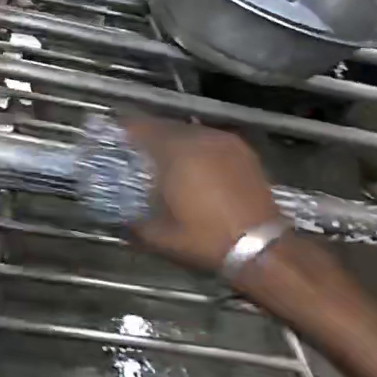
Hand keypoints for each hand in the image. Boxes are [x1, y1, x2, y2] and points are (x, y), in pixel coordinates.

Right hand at [127, 118, 283, 273]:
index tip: (112, 139)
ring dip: (173, 141)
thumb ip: (129, 217)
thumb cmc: (204, 238)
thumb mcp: (156, 233)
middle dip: (147, 136)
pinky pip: (209, 140)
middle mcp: (198, 138)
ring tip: (165, 159)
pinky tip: (193, 165)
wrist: (263, 251)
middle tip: (136, 152)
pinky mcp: (243, 152)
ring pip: (187, 131)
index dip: (122, 130)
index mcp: (173, 151)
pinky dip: (196, 147)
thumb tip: (114, 213)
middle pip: (163, 125)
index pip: (138, 126)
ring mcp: (224, 142)